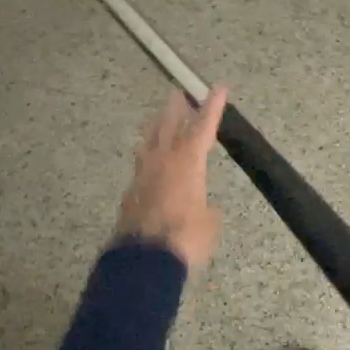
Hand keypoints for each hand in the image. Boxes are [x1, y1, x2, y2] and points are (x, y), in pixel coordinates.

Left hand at [115, 88, 226, 268]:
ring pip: (150, 142)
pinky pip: (142, 165)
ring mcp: (142, 176)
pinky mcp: (131, 194)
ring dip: (157, 127)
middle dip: (176, 109)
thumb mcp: (209, 225)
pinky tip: (150, 161)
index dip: (212, 108)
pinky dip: (149, 156)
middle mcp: (162, 162)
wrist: (144, 261)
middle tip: (179, 93)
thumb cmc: (185, 239)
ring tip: (160, 120)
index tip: (218, 88)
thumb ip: (207, 210)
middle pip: (169, 126)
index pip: (202, 127)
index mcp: (187, 163)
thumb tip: (205, 209)